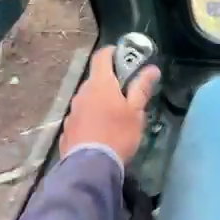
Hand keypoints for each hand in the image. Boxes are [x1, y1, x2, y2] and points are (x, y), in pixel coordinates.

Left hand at [59, 45, 157, 164]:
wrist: (90, 167)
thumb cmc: (118, 135)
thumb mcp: (136, 112)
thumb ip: (142, 88)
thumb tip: (152, 68)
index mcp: (100, 84)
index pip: (101, 56)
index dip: (112, 52)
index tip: (123, 56)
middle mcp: (82, 93)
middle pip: (95, 79)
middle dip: (109, 82)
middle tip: (126, 93)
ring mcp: (72, 111)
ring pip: (87, 99)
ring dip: (99, 101)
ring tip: (113, 116)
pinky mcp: (67, 129)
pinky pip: (80, 116)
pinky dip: (90, 118)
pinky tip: (99, 133)